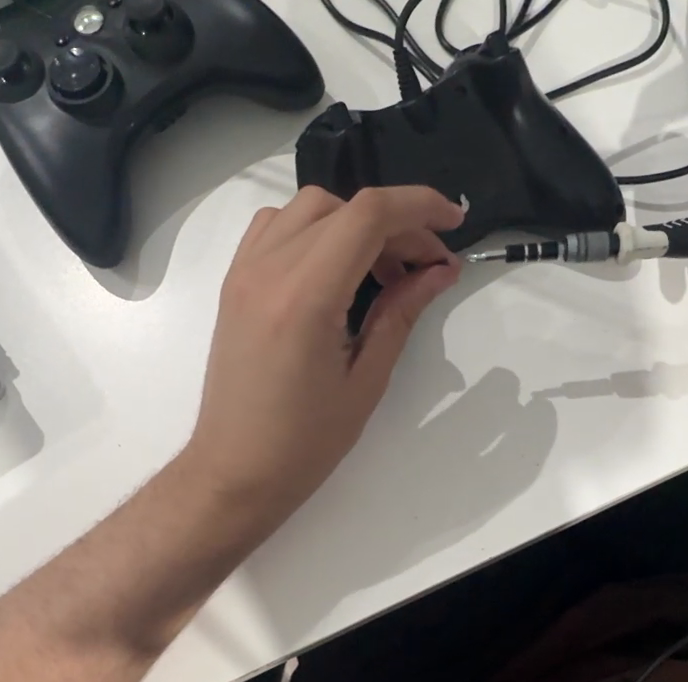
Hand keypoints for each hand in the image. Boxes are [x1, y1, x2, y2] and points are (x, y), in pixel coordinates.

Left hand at [181, 185, 462, 524]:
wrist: (235, 470)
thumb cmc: (304, 444)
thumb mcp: (365, 382)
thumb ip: (400, 315)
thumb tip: (439, 271)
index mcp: (305, 299)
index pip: (368, 216)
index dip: (419, 207)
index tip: (452, 224)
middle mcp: (268, 271)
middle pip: (343, 207)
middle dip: (395, 225)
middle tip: (424, 268)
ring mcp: (244, 273)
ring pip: (308, 209)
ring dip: (354, 224)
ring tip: (381, 271)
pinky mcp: (234, 283)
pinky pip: (276, 227)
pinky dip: (316, 231)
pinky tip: (336, 270)